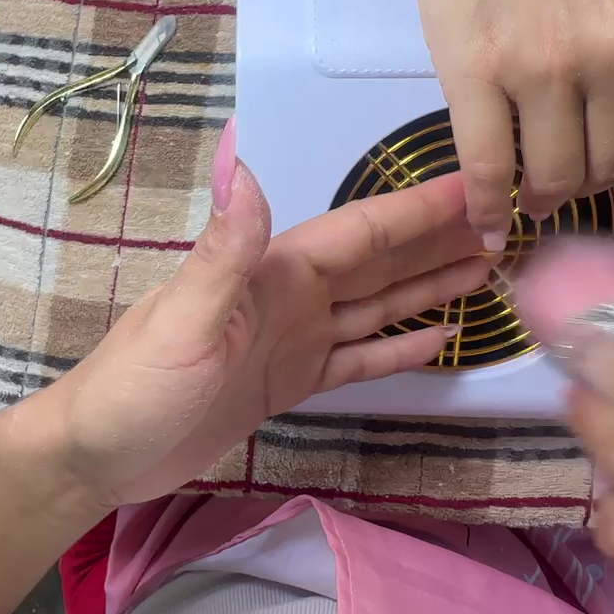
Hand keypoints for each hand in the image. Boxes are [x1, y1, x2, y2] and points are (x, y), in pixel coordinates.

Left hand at [30, 121, 487, 508]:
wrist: (102, 453)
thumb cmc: (139, 385)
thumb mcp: (185, 320)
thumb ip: (225, 250)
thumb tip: (245, 159)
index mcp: (271, 272)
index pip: (360, 231)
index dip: (420, 210)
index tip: (481, 189)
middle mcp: (289, 297)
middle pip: (378, 262)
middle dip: (439, 242)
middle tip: (510, 227)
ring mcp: (291, 341)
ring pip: (374, 307)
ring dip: (427, 287)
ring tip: (490, 271)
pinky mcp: (289, 382)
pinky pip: (355, 358)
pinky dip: (395, 347)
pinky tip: (437, 338)